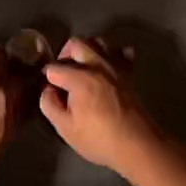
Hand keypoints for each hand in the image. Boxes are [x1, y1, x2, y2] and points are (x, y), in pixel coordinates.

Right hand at [40, 37, 168, 175]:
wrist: (138, 145)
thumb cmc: (98, 139)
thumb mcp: (65, 128)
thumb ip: (49, 104)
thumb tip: (48, 89)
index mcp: (79, 78)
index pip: (54, 67)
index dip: (48, 78)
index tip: (50, 91)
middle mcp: (97, 65)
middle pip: (76, 43)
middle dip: (64, 53)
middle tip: (62, 72)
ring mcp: (116, 67)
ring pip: (99, 41)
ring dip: (87, 48)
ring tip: (83, 67)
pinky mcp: (129, 73)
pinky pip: (121, 51)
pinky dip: (113, 53)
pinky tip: (108, 66)